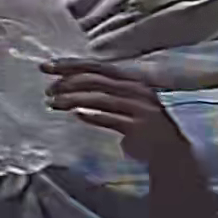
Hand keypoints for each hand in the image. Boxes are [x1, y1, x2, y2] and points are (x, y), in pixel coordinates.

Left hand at [44, 59, 190, 165]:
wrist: (173, 153)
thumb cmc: (140, 122)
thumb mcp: (121, 100)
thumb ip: (97, 88)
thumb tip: (61, 81)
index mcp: (130, 79)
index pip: (94, 66)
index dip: (68, 64)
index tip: (44, 67)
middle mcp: (137, 90)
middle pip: (93, 80)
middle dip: (65, 83)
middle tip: (47, 91)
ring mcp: (141, 109)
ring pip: (98, 98)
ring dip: (71, 100)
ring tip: (52, 104)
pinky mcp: (142, 128)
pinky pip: (110, 119)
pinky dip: (91, 115)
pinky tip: (77, 114)